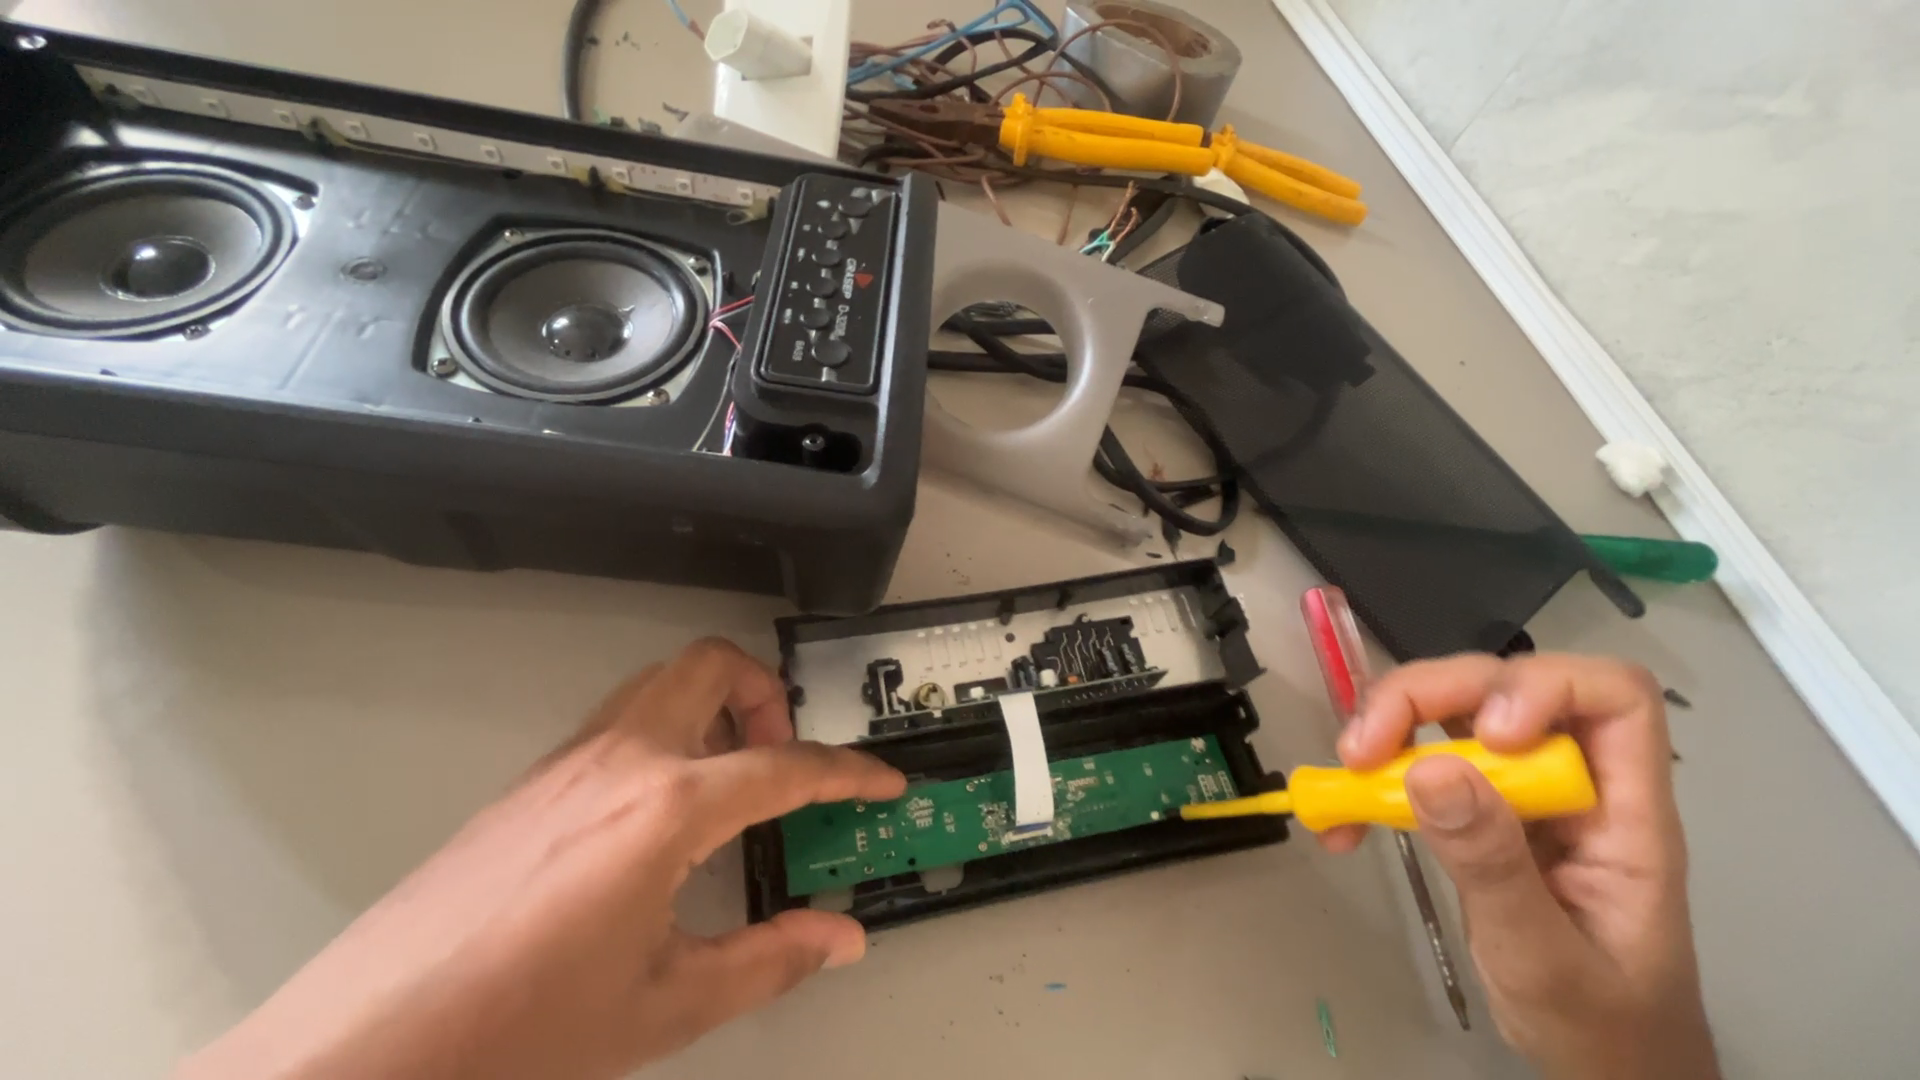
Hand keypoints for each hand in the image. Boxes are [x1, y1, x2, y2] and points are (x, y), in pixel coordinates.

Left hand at [177, 639, 905, 1079]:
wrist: (360, 1050)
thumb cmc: (526, 1032)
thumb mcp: (668, 1005)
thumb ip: (771, 961)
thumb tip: (845, 937)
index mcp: (668, 807)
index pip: (785, 766)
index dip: (848, 772)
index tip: (884, 782)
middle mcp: (622, 758)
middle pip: (711, 666)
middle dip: (768, 694)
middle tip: (786, 759)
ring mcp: (569, 760)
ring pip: (661, 681)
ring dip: (714, 704)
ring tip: (733, 778)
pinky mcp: (532, 780)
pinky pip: (623, 717)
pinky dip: (669, 729)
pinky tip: (665, 812)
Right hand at [1326, 654, 1718, 1079]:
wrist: (1603, 1070)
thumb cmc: (1600, 1027)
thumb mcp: (1544, 959)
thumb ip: (1493, 867)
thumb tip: (1429, 771)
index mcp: (1623, 811)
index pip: (1609, 696)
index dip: (1540, 688)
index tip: (1481, 733)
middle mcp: (1570, 782)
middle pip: (1502, 688)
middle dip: (1423, 699)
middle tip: (1360, 749)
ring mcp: (1520, 793)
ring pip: (1452, 713)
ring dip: (1388, 729)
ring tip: (1345, 774)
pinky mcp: (1478, 810)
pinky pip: (1420, 763)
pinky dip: (1372, 781)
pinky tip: (1343, 821)